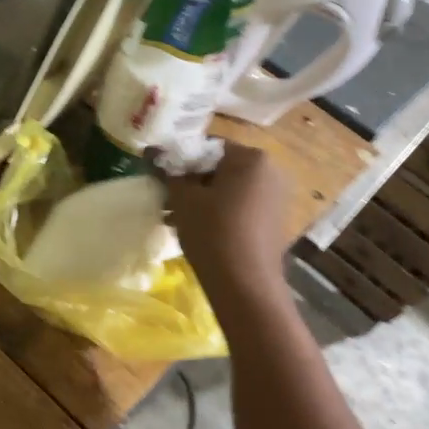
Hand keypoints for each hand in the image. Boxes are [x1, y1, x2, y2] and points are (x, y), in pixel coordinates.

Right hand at [167, 142, 290, 302]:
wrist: (244, 282)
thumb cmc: (212, 232)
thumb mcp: (183, 199)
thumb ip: (168, 172)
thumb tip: (151, 151)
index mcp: (252, 158)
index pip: (207, 147)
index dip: (179, 160)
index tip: (160, 178)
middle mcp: (271, 171)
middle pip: (220, 168)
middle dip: (191, 182)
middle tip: (165, 200)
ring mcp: (276, 196)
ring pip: (229, 189)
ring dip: (202, 199)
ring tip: (175, 218)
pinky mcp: (274, 219)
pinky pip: (240, 206)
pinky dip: (218, 212)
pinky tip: (197, 229)